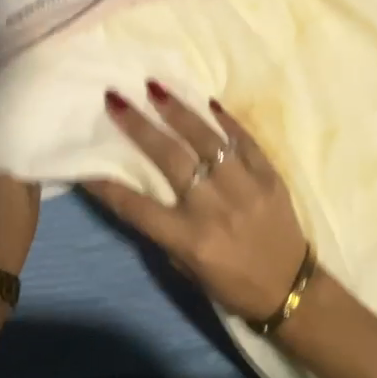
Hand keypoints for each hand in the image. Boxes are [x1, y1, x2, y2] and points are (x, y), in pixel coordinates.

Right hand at [83, 81, 309, 325]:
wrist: (292, 290)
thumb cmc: (231, 285)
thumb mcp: (187, 269)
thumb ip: (163, 230)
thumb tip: (138, 188)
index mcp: (189, 239)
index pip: (137, 207)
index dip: (107, 184)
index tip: (85, 160)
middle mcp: (214, 208)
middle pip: (170, 158)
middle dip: (139, 127)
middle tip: (116, 99)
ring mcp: (245, 188)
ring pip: (206, 140)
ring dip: (178, 111)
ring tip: (155, 87)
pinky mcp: (270, 176)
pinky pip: (245, 140)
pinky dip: (225, 120)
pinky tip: (206, 101)